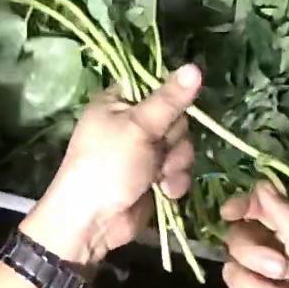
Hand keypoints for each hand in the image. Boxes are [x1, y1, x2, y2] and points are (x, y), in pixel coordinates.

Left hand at [19, 64, 201, 265]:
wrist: (94, 220)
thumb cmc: (108, 164)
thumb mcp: (138, 127)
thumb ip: (169, 100)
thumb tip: (195, 67)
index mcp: (118, 102)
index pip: (156, 86)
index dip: (170, 98)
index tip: (175, 109)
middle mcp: (131, 122)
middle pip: (176, 118)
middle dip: (173, 139)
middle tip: (158, 150)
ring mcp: (143, 150)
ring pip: (181, 145)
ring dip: (176, 163)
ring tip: (160, 177)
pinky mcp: (153, 176)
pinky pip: (178, 169)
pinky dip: (174, 181)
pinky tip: (165, 192)